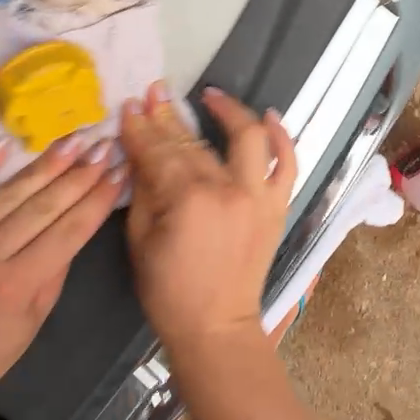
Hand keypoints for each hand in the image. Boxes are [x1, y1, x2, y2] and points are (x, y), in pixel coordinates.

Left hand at [0, 137, 122, 401]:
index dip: (97, 199)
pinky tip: (4, 143)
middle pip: (42, 207)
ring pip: (7, 196)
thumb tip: (78, 216)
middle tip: (103, 146)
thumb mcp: (38, 314)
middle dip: (79, 174)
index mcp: (16, 286)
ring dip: (44, 165)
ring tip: (72, 140)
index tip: (119, 171)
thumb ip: (57, 264)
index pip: (68, 231)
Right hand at [119, 83, 295, 353]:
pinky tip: (270, 115)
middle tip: (157, 92)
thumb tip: (137, 148)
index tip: (132, 104)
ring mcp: (259, 196)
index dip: (142, 127)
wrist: (216, 326)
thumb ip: (142, 189)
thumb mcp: (139, 240)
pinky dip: (283, 137)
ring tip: (212, 95)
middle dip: (170, 116)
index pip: (160, 151)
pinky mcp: (278, 206)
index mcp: (188, 200)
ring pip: (247, 139)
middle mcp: (228, 189)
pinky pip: (287, 164)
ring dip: (230, 111)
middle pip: (195, 142)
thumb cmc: (168, 291)